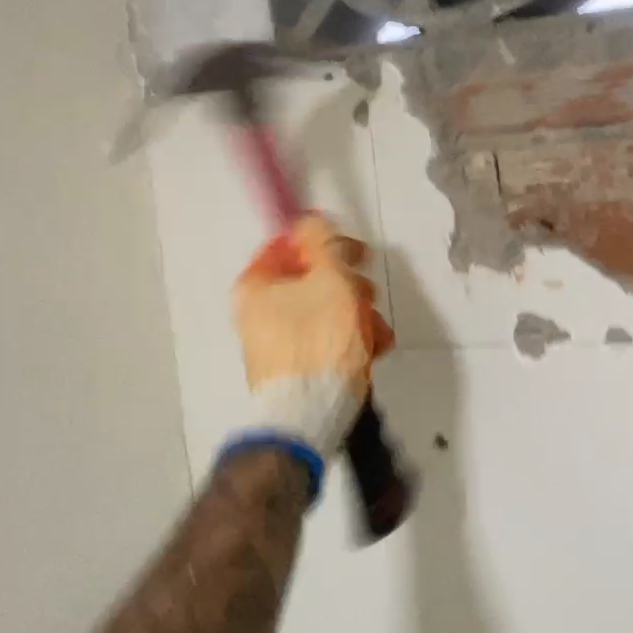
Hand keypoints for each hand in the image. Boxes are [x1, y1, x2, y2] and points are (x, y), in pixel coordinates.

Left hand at [228, 214, 394, 471]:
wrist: (312, 414)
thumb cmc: (320, 340)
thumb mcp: (330, 279)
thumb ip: (322, 242)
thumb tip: (310, 218)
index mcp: (257, 286)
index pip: (288, 244)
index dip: (324, 243)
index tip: (353, 254)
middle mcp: (258, 311)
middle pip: (313, 278)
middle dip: (350, 285)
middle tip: (367, 295)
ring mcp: (275, 341)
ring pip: (326, 308)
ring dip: (358, 314)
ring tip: (374, 332)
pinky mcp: (294, 366)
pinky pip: (326, 338)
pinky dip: (351, 339)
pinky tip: (371, 349)